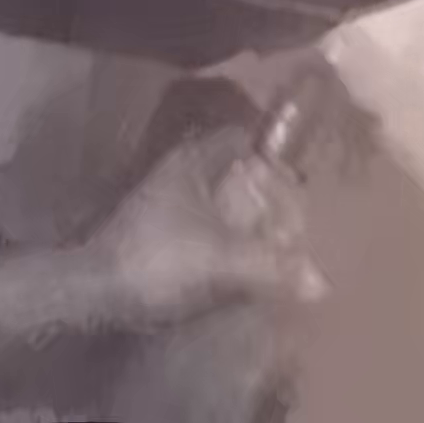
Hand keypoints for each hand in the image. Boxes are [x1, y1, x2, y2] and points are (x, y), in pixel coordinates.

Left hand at [91, 128, 326, 317]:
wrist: (101, 285)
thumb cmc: (158, 257)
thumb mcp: (220, 261)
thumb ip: (271, 266)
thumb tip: (322, 280)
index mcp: (192, 161)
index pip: (239, 138)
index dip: (271, 156)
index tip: (299, 182)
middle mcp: (181, 170)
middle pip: (235, 167)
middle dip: (266, 189)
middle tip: (296, 218)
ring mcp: (171, 196)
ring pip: (223, 193)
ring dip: (251, 213)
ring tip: (281, 240)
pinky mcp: (166, 225)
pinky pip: (211, 217)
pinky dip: (234, 231)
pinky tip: (250, 257)